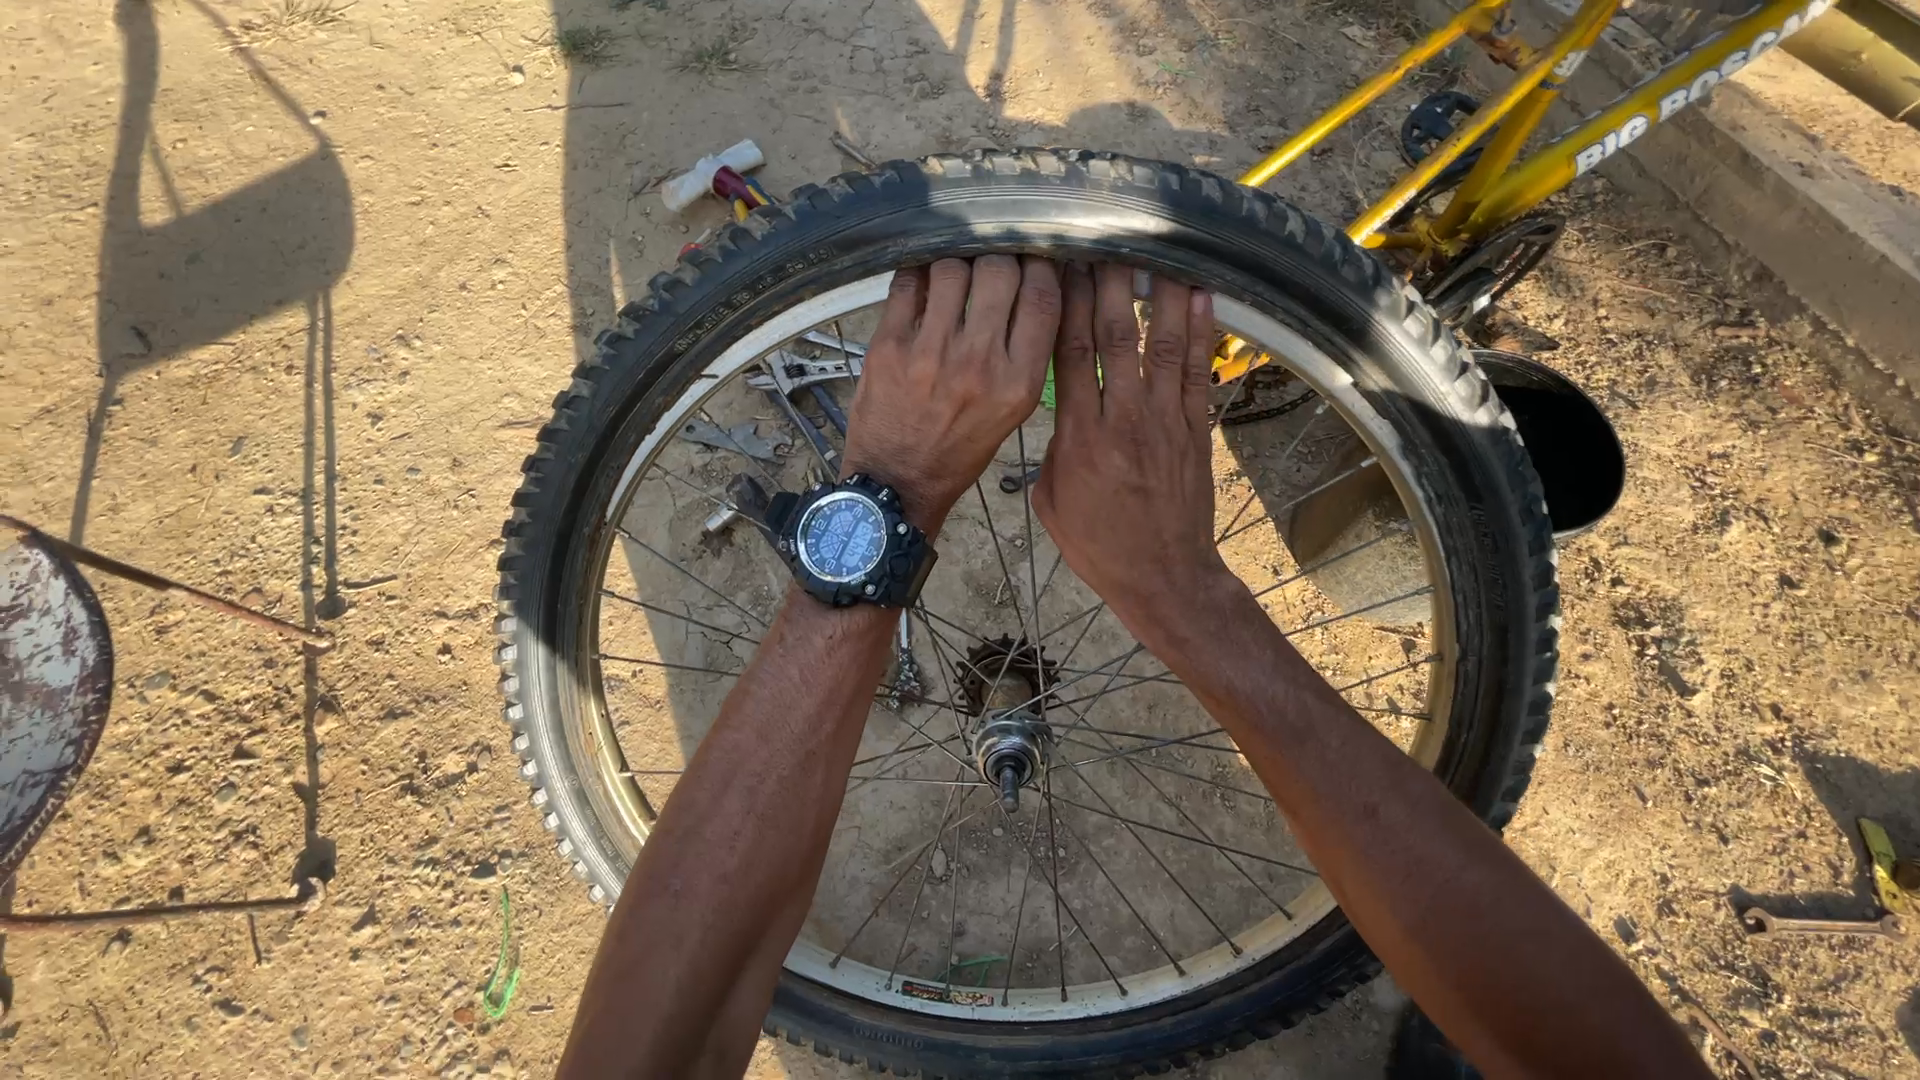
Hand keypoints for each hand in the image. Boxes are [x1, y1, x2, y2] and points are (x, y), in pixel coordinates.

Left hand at [841, 256, 1061, 533]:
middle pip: (1000, 270)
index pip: (1042, 297)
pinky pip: (908, 283)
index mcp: (1017, 382)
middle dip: (998, 258)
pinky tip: (923, 283)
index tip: (1032, 258)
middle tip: (990, 263)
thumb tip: (1033, 290)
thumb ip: (1025, 353)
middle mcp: (978, 362)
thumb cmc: (957, 450)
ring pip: (952, 267)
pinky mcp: (889, 345)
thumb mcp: (1011, 412)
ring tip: (954, 276)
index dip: (1041, 265)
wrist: (897, 482)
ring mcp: (931, 351)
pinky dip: (918, 273)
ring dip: (956, 262)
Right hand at [1033, 264, 1233, 638]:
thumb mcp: (1050, 502)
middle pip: (1116, 336)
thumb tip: (1059, 419)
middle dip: (1111, 284)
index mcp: (1079, 436)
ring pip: (1162, 345)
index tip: (1063, 268)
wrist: (1161, 575)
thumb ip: (1051, 451)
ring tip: (1159, 250)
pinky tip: (1200, 295)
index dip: (1066, 305)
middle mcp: (1123, 418)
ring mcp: (1165, 421)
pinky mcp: (1196, 430)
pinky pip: (1199, 372)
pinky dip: (1202, 331)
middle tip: (1108, 240)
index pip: (1070, 354)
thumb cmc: (1098, 544)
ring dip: (1160, 294)